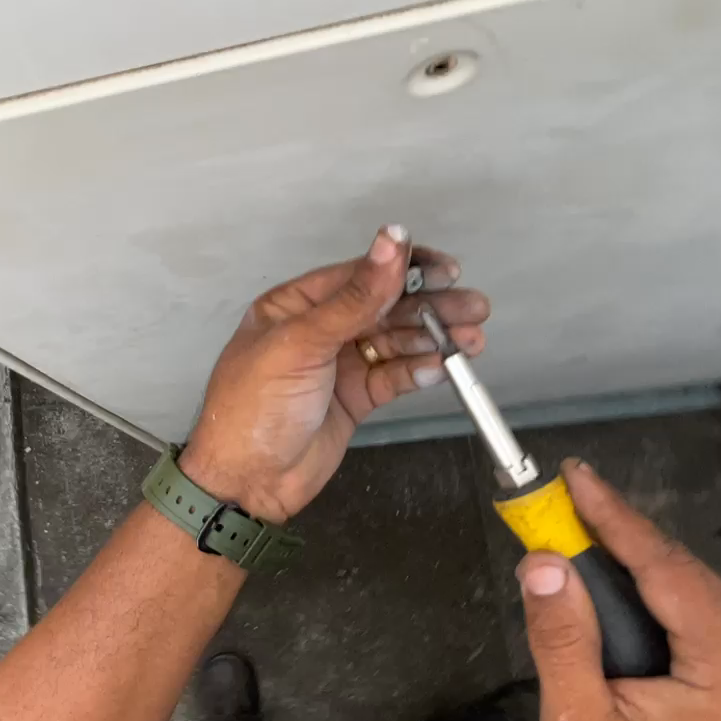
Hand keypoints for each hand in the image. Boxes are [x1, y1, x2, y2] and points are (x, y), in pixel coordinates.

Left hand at [180, 226, 490, 522]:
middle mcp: (318, 330)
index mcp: (294, 306)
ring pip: (394, 342)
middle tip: (473, 308)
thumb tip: (393, 240)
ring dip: (433, 340)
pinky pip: (393, 376)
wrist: (247, 480)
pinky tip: (442, 369)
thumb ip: (355, 297)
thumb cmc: (256, 406)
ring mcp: (337, 365)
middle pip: (383, 308)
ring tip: (471, 340)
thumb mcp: (303, 344)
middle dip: (428, 307)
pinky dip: (417, 371)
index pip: (357, 275)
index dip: (402, 269)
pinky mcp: (354, 398)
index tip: (445, 271)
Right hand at [515, 460, 720, 720]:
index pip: (666, 568)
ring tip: (571, 539)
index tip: (572, 474)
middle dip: (614, 535)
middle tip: (554, 507)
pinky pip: (696, 607)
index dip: (614, 516)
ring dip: (628, 561)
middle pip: (679, 570)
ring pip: (688, 584)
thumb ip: (561, 641)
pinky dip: (649, 587)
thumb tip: (542, 562)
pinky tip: (611, 585)